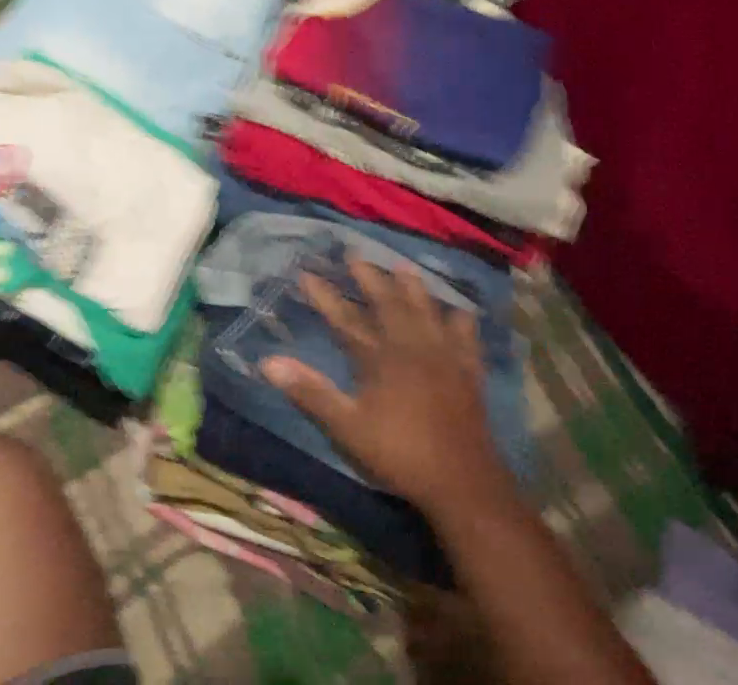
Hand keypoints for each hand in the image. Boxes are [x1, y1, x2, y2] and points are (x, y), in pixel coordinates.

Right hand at [261, 251, 513, 513]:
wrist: (462, 482)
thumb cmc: (399, 454)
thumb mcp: (346, 427)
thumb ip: (309, 391)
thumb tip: (268, 362)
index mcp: (380, 359)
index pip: (345, 319)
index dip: (324, 296)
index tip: (305, 273)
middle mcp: (413, 348)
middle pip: (388, 304)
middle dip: (369, 278)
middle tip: (355, 255)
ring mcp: (445, 358)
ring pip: (427, 312)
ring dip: (413, 288)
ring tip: (403, 268)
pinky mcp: (469, 374)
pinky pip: (466, 337)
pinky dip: (459, 321)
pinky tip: (459, 312)